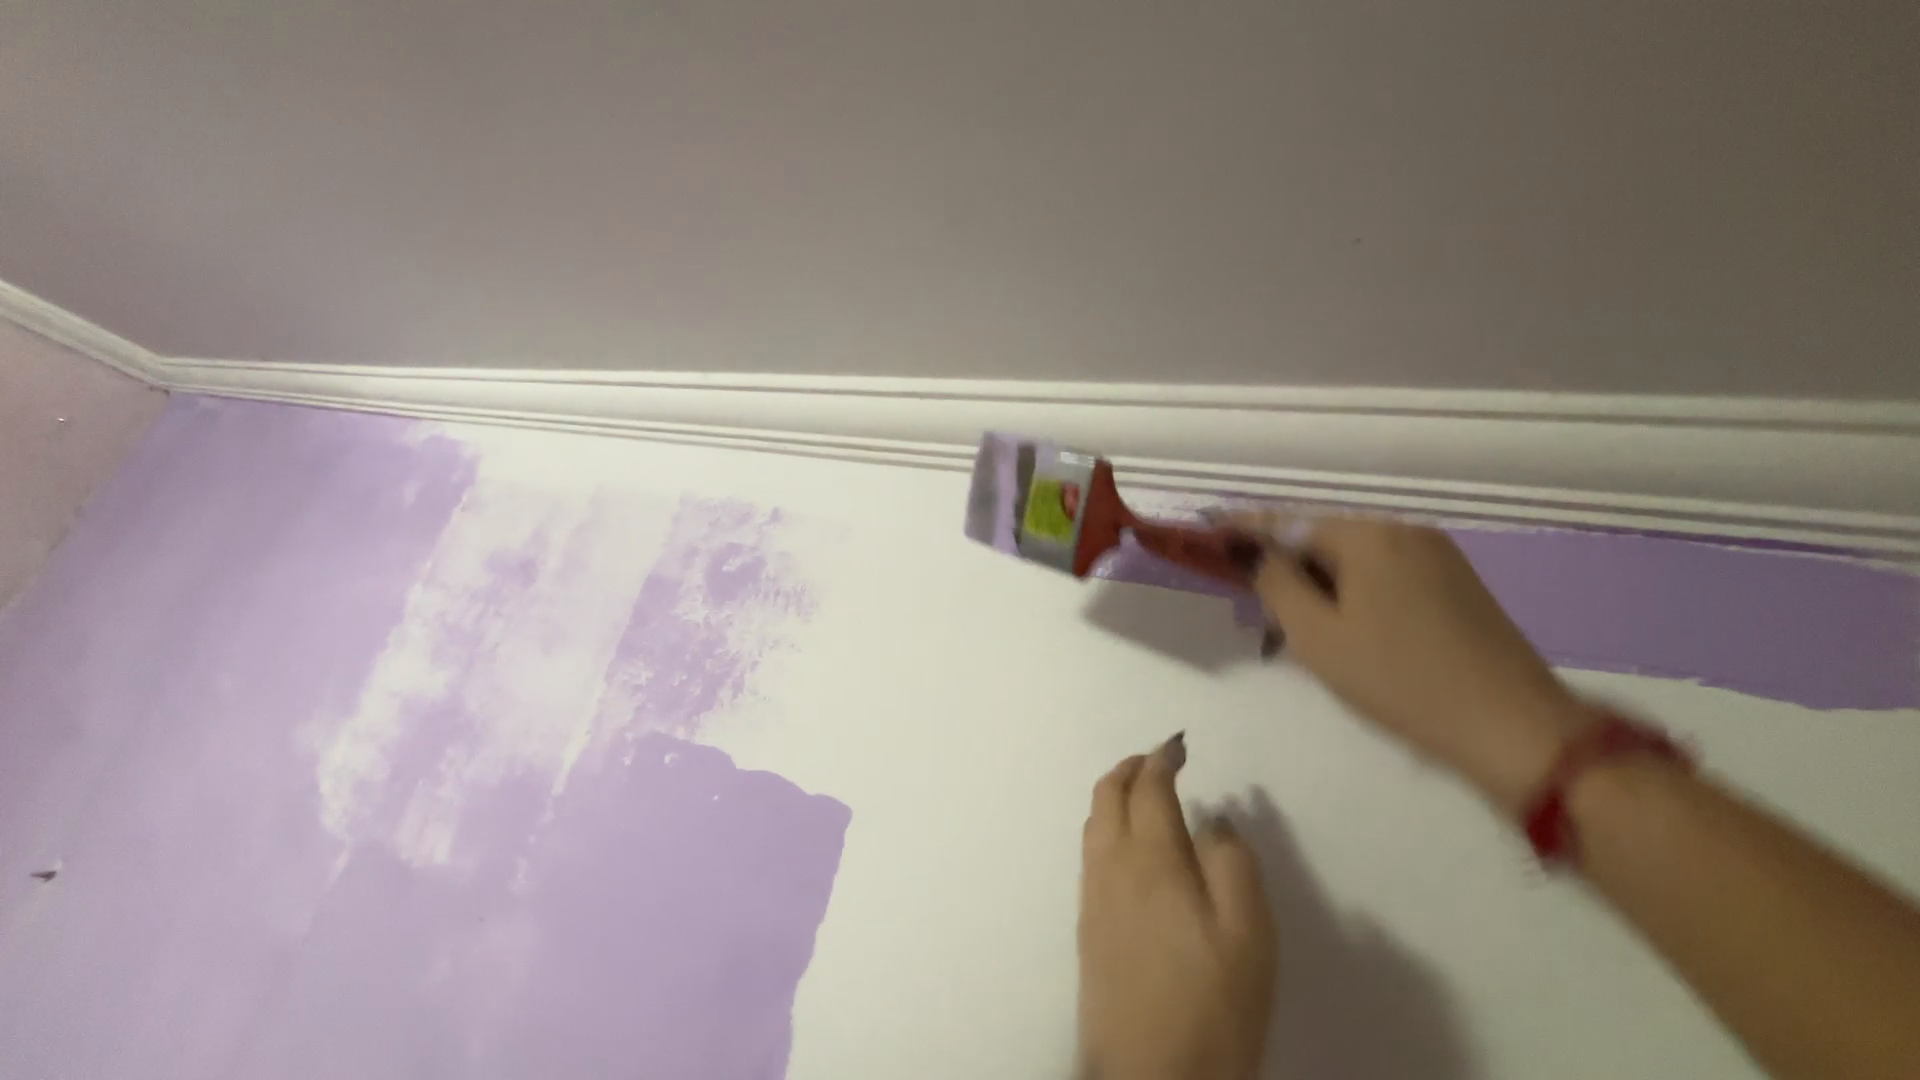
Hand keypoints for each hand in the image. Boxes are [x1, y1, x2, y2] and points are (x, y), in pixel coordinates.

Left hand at [1079, 735, 1275, 1079]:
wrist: (1151, 1074)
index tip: (1178, 745)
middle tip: (1158, 762)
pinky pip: (1092, 855)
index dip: (1162, 759)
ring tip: (1143, 796)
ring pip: (1094, 824)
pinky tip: (1131, 850)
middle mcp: (1110, 867)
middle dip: (1129, 769)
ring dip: (1115, 797)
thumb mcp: (1248, 931)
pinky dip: (1108, 829)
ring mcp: (1093, 898)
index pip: (1147, 788)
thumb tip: (1213, 818)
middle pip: (1106, 796)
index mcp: (1150, 857)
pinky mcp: (1088, 928)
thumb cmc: (1212, 1001)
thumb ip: (1233, 861)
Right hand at [1229, 513, 1588, 810]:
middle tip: (1250, 600)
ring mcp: (1435, 554)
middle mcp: (1403, 529)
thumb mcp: (1317, 635)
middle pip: (1322, 536)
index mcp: (1368, 533)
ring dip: (1317, 580)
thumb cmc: (1399, 678)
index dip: (1242, 528)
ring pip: (1354, 557)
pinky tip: (1344, 626)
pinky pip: (1384, 572)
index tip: (1206, 531)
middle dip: (1283, 562)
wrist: (1511, 724)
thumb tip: (1249, 548)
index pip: (1287, 521)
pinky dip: (1352, 590)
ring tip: (1294, 623)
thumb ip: (1275, 583)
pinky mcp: (1455, 582)